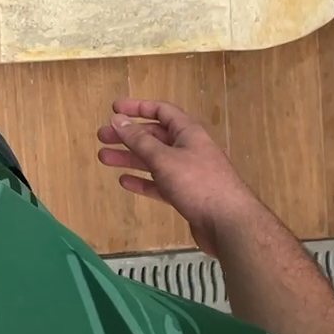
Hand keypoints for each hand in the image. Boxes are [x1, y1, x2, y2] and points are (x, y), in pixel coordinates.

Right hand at [96, 98, 266, 255]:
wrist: (232, 227)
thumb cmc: (198, 183)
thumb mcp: (163, 158)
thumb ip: (138, 139)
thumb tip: (117, 119)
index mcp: (188, 133)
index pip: (161, 111)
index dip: (137, 107)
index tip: (114, 109)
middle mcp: (188, 149)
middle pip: (154, 136)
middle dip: (127, 136)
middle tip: (102, 137)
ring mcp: (188, 174)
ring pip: (154, 160)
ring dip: (129, 158)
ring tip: (104, 158)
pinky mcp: (187, 196)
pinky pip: (160, 183)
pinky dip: (143, 181)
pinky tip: (125, 182)